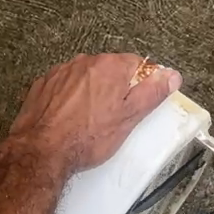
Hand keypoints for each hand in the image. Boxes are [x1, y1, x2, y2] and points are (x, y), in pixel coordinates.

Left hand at [4, 53, 179, 176]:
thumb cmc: (85, 138)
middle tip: (113, 116)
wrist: (41, 152)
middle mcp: (85, 62)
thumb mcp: (128, 118)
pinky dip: (69, 98)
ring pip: (86, 77)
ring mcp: (62, 72)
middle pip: (110, 69)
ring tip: (89, 121)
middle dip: (115, 89)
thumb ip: (152, 93)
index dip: (141, 84)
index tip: (137, 101)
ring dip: (91, 92)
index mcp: (110, 66)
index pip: (138, 64)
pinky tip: (69, 119)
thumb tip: (171, 76)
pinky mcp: (44, 84)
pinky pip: (64, 86)